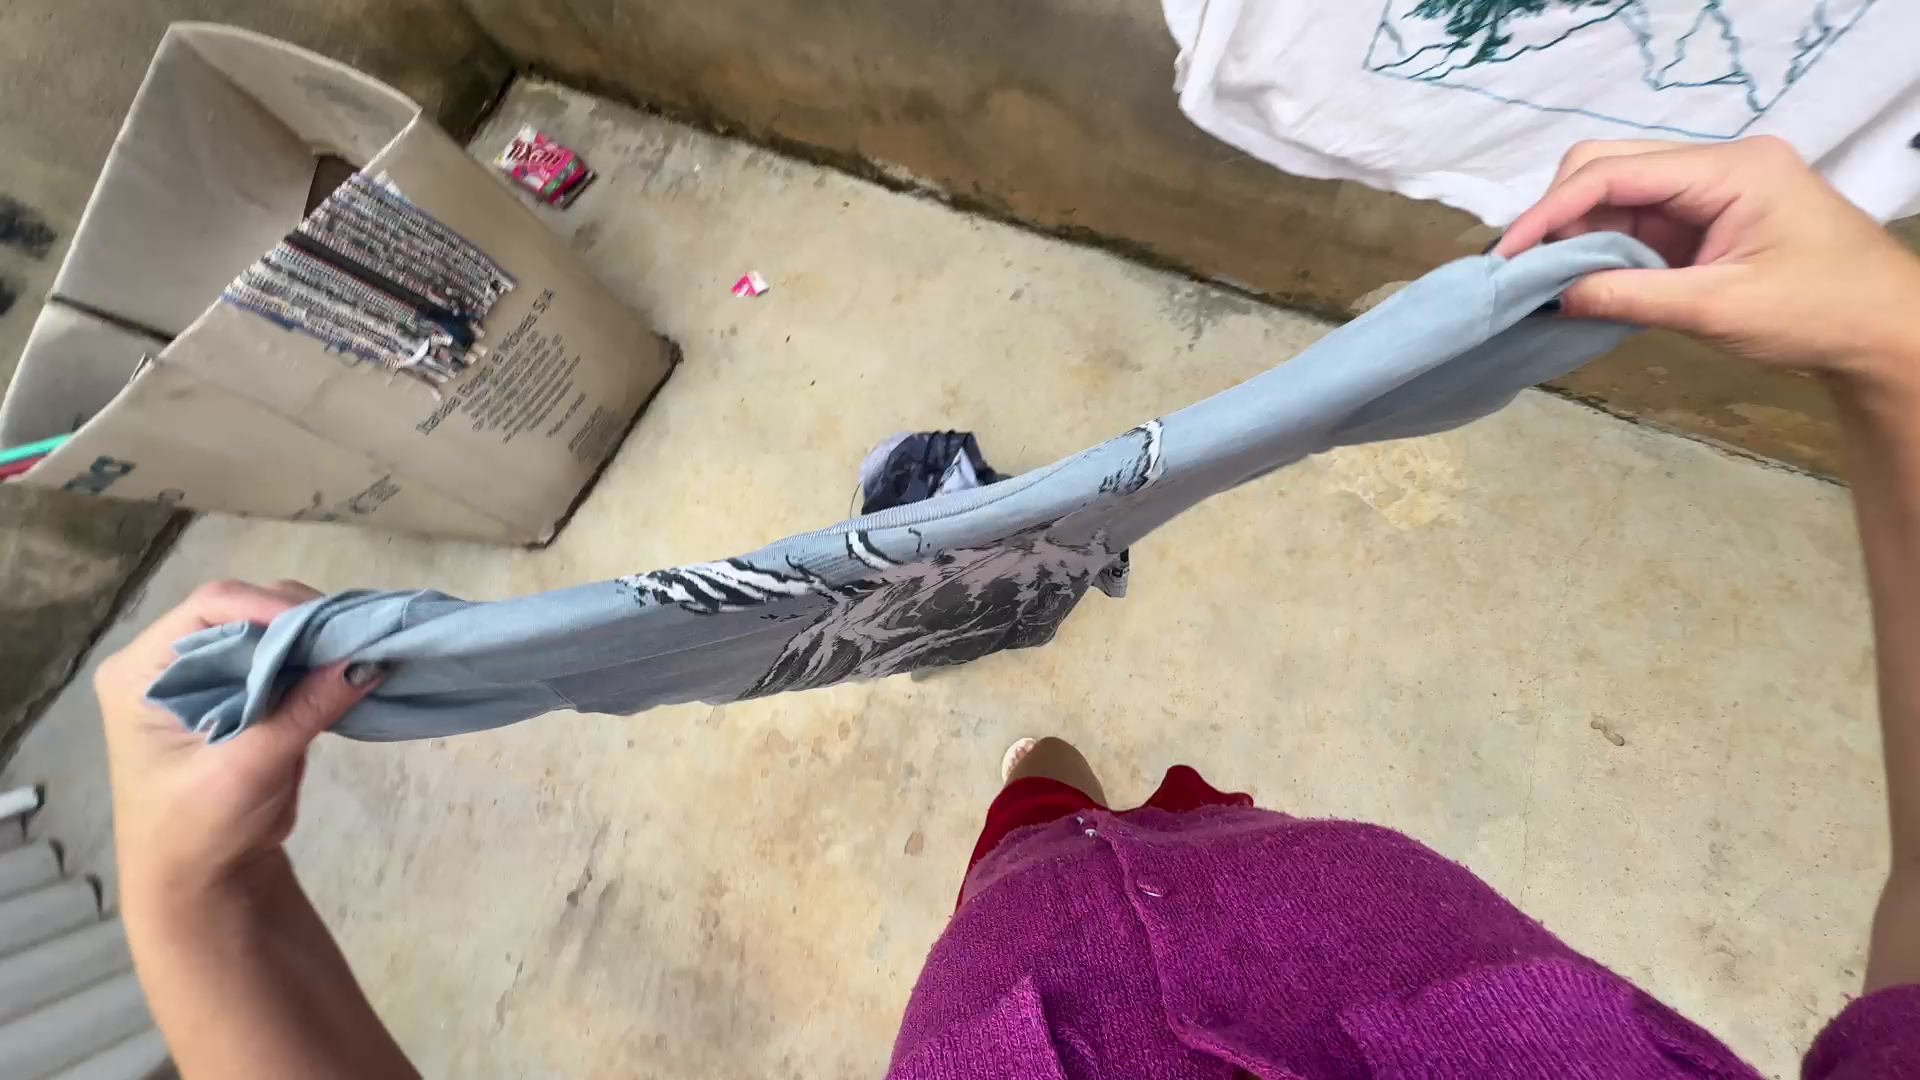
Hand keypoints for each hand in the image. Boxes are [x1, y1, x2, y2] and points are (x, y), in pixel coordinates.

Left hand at [96, 580, 381, 909]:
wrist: (206, 873)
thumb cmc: (199, 826)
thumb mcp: (249, 767)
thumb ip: (305, 708)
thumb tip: (371, 659)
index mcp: (145, 673)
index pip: (212, 607)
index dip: (273, 607)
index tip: (332, 628)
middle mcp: (176, 661)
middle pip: (251, 606)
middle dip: (308, 618)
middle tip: (359, 638)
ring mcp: (217, 673)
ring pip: (282, 624)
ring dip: (326, 635)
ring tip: (365, 650)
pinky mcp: (255, 687)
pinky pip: (298, 652)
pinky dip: (330, 654)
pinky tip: (356, 666)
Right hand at [1495, 137, 1919, 381]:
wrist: (1878, 327)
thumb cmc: (1815, 311)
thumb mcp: (1713, 307)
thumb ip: (1625, 296)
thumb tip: (1551, 295)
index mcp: (1730, 171)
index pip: (1611, 173)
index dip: (1547, 213)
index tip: (1505, 258)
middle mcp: (1711, 167)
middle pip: (1600, 165)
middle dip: (1553, 214)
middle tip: (1527, 269)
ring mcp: (1699, 192)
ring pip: (1602, 193)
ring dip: (1566, 233)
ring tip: (1548, 279)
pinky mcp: (1688, 219)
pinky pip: (1618, 220)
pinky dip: (1586, 248)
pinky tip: (1575, 278)